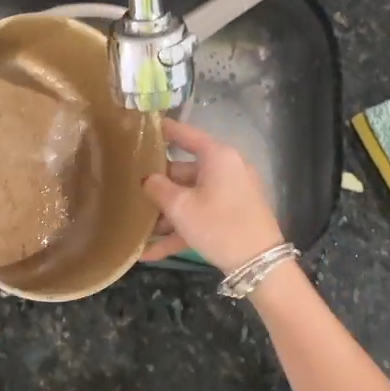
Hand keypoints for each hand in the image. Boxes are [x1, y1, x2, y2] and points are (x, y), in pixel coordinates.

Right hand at [140, 117, 285, 270]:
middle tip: (129, 191)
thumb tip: (147, 179)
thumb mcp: (181, 207)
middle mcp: (225, 170)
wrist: (260, 264)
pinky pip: (199, 217)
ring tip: (136, 229)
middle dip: (157, 187)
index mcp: (217, 157)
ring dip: (165, 215)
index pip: (186, 135)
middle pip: (184, 172)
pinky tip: (150, 253)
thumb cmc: (218, 225)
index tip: (145, 126)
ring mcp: (229, 194)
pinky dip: (179, 231)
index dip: (165, 130)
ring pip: (189, 198)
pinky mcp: (231, 216)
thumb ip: (158, 188)